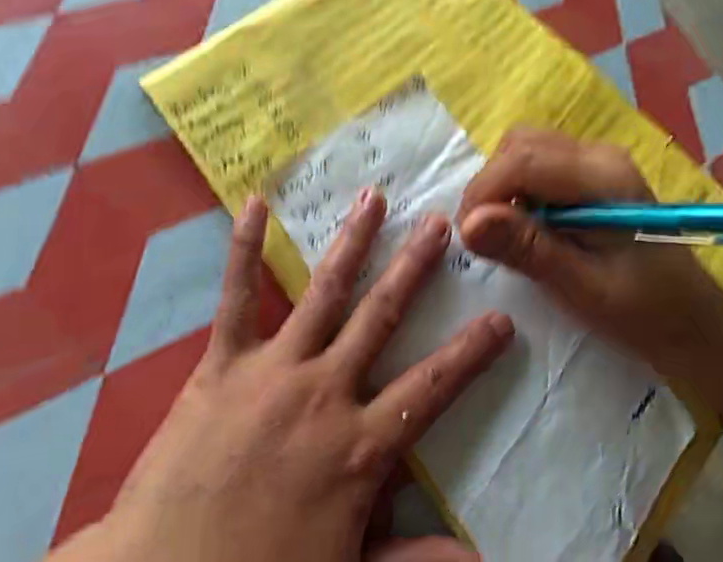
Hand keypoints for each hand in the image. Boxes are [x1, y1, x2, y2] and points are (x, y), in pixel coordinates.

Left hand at [56, 190, 514, 561]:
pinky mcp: (221, 364)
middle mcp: (324, 393)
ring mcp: (272, 370)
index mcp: (358, 448)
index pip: (431, 391)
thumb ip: (414, 560)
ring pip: (324, 293)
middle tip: (439, 223)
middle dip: (414, 268)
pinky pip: (236, 297)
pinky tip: (255, 203)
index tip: (501, 317)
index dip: (469, 355)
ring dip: (352, 242)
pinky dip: (244, 247)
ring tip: (373, 198)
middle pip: (380, 317)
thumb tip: (481, 560)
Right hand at [456, 127, 722, 379]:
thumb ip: (527, 249)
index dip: (483, 191)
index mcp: (603, 177)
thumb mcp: (582, 288)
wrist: (695, 322)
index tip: (467, 235)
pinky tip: (530, 227)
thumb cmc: (643, 312)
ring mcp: (596, 159)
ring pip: (524, 149)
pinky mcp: (591, 172)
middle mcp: (599, 154)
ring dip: (503, 186)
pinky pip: (538, 164)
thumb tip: (468, 223)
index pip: (523, 159)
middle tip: (484, 237)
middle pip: (520, 145)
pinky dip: (519, 189)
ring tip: (508, 234)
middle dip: (491, 185)